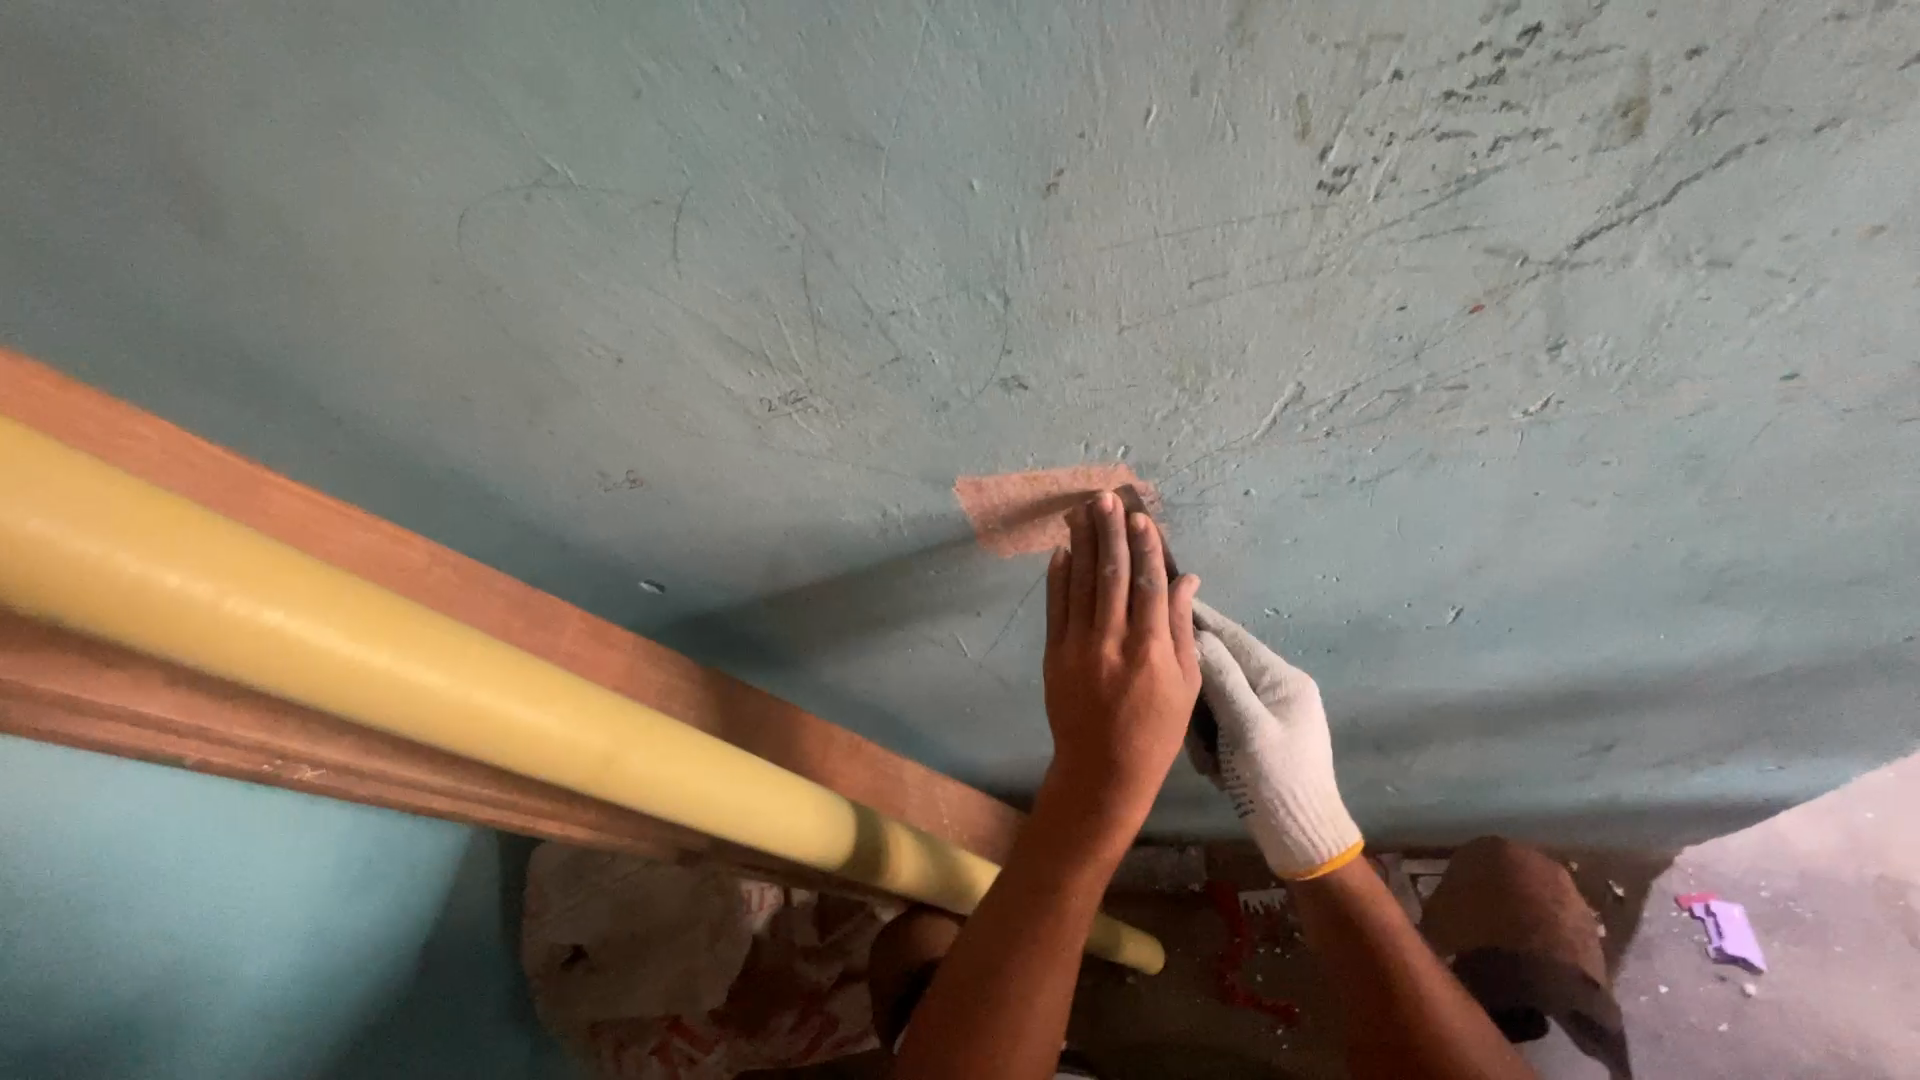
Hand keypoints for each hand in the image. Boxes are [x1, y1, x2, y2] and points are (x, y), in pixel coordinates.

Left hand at [1040, 491, 1201, 835]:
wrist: (1103, 768)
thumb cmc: (1156, 730)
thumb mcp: (1186, 682)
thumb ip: (1183, 627)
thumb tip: (1187, 578)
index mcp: (1153, 649)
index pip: (1149, 584)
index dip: (1145, 547)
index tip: (1142, 518)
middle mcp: (1114, 641)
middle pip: (1111, 574)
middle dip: (1109, 532)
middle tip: (1106, 499)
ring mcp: (1078, 647)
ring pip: (1079, 584)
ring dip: (1081, 544)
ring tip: (1082, 512)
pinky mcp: (1054, 655)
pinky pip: (1056, 607)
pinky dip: (1058, 577)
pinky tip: (1061, 551)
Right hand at [1191, 600, 1363, 879]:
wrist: (1303, 839)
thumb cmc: (1276, 781)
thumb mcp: (1246, 728)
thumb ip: (1221, 678)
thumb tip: (1196, 635)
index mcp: (1282, 679)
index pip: (1232, 635)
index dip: (1199, 617)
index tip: (1164, 596)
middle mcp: (1278, 687)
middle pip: (1222, 667)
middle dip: (1199, 693)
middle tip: (1183, 721)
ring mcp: (1269, 712)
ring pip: (1218, 697)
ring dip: (1204, 726)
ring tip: (1205, 757)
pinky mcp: (1260, 735)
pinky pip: (1223, 721)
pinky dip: (1212, 741)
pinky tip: (1213, 766)